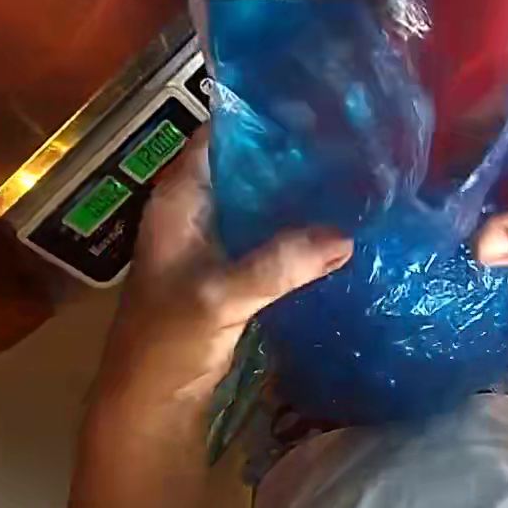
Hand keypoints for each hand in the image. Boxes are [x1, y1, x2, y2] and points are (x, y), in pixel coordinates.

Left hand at [96, 136, 352, 406]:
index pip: (220, 136)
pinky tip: (337, 226)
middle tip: (348, 142)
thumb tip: (345, 237)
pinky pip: (273, 237)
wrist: (154, 399)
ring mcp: (219, 241)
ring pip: (264, 202)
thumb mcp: (219, 296)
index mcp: (179, 199)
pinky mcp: (236, 269)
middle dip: (293, 155)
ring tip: (353, 177)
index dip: (261, 118)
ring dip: (300, 194)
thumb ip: (278, 265)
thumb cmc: (167, 342)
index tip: (314, 107)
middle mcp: (198, 210)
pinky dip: (300, 231)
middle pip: (248, 166)